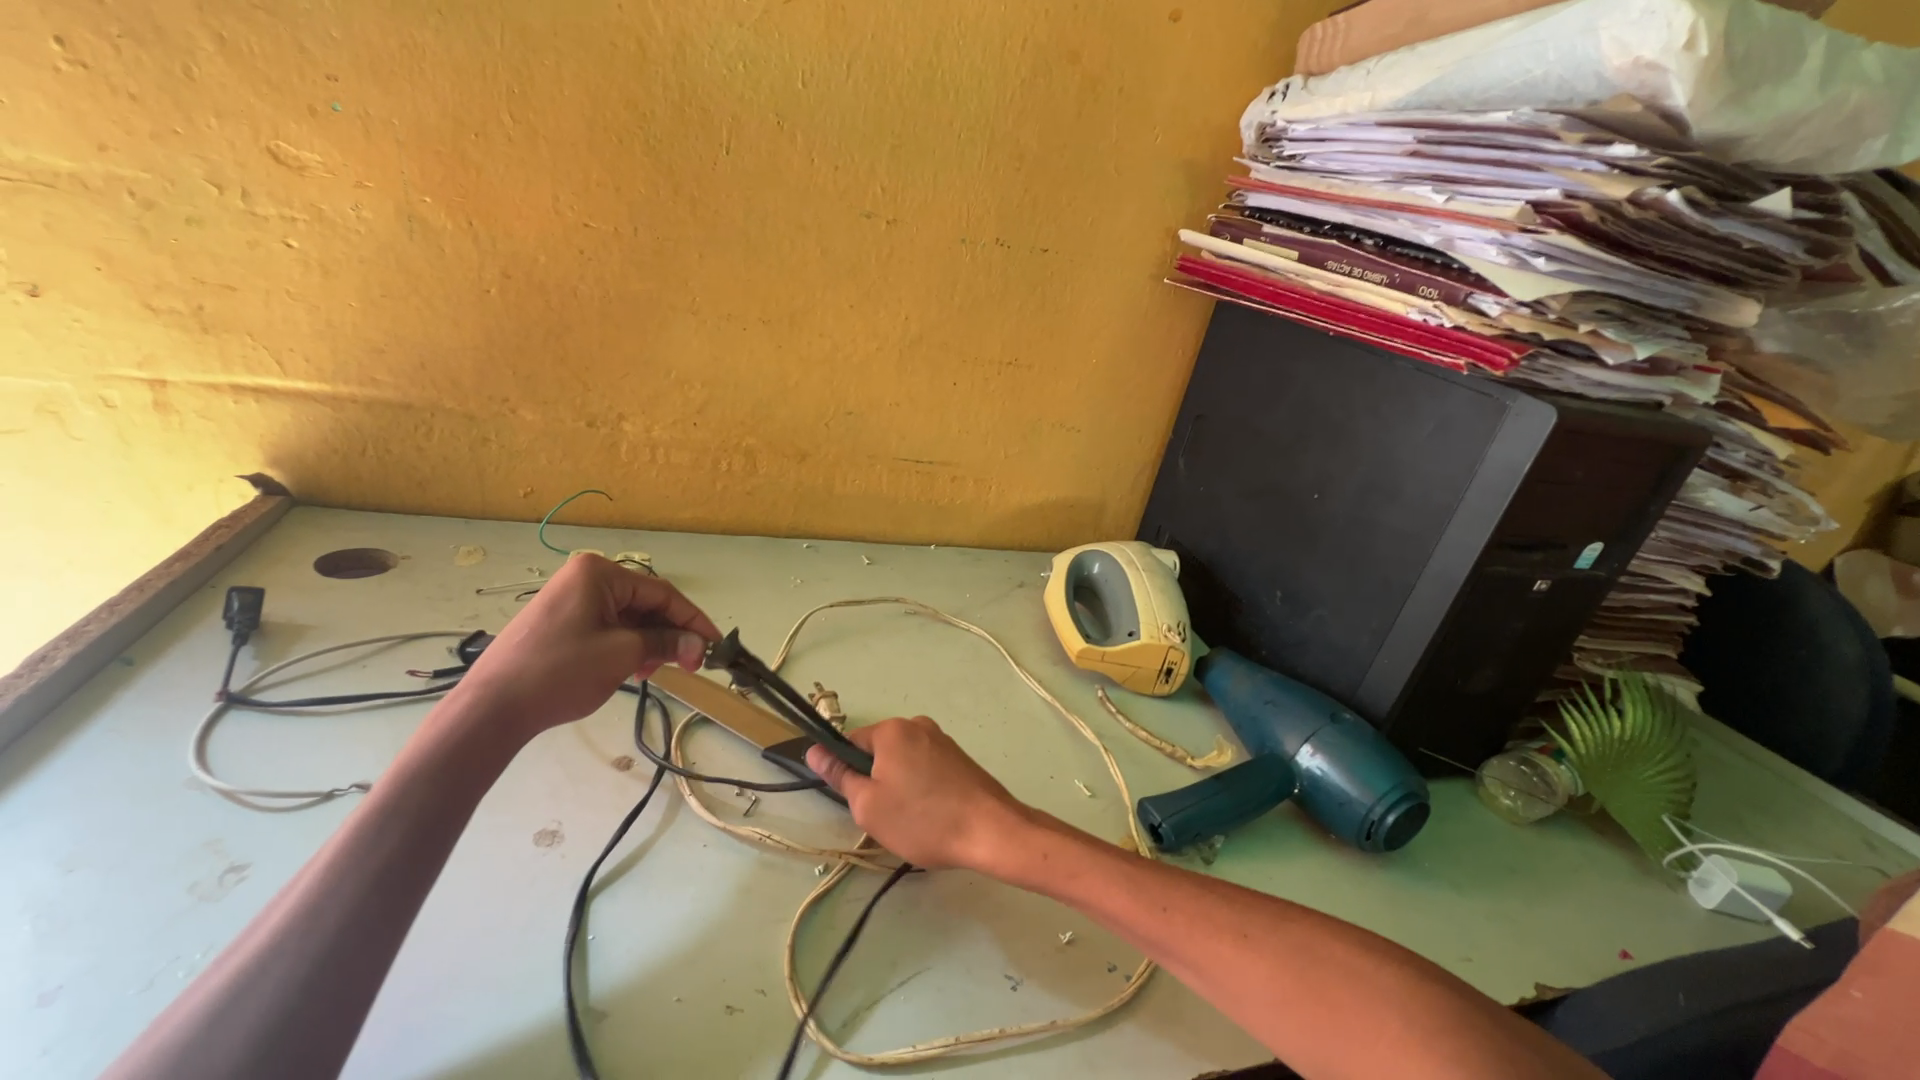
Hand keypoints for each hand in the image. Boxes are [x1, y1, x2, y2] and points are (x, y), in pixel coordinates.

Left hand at [453, 554, 719, 739]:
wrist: (493, 706)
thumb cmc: (561, 671)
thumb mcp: (623, 654)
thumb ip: (666, 643)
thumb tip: (698, 645)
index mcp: (599, 573)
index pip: (662, 593)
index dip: (693, 620)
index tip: (715, 646)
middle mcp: (585, 578)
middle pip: (645, 603)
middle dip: (670, 634)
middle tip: (690, 665)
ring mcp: (570, 600)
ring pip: (627, 618)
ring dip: (649, 643)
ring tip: (656, 671)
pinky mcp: (560, 623)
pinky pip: (607, 628)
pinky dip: (626, 646)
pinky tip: (634, 669)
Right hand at [806, 717, 1030, 870]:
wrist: (991, 831)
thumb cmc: (922, 819)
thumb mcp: (868, 804)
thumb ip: (839, 775)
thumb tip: (814, 751)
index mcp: (892, 729)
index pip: (851, 743)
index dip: (847, 773)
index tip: (856, 802)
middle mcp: (918, 726)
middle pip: (880, 753)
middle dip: (876, 783)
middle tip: (885, 816)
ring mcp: (944, 741)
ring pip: (904, 765)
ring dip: (900, 789)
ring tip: (912, 821)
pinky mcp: (961, 760)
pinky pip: (927, 771)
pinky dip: (923, 792)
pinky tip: (932, 817)